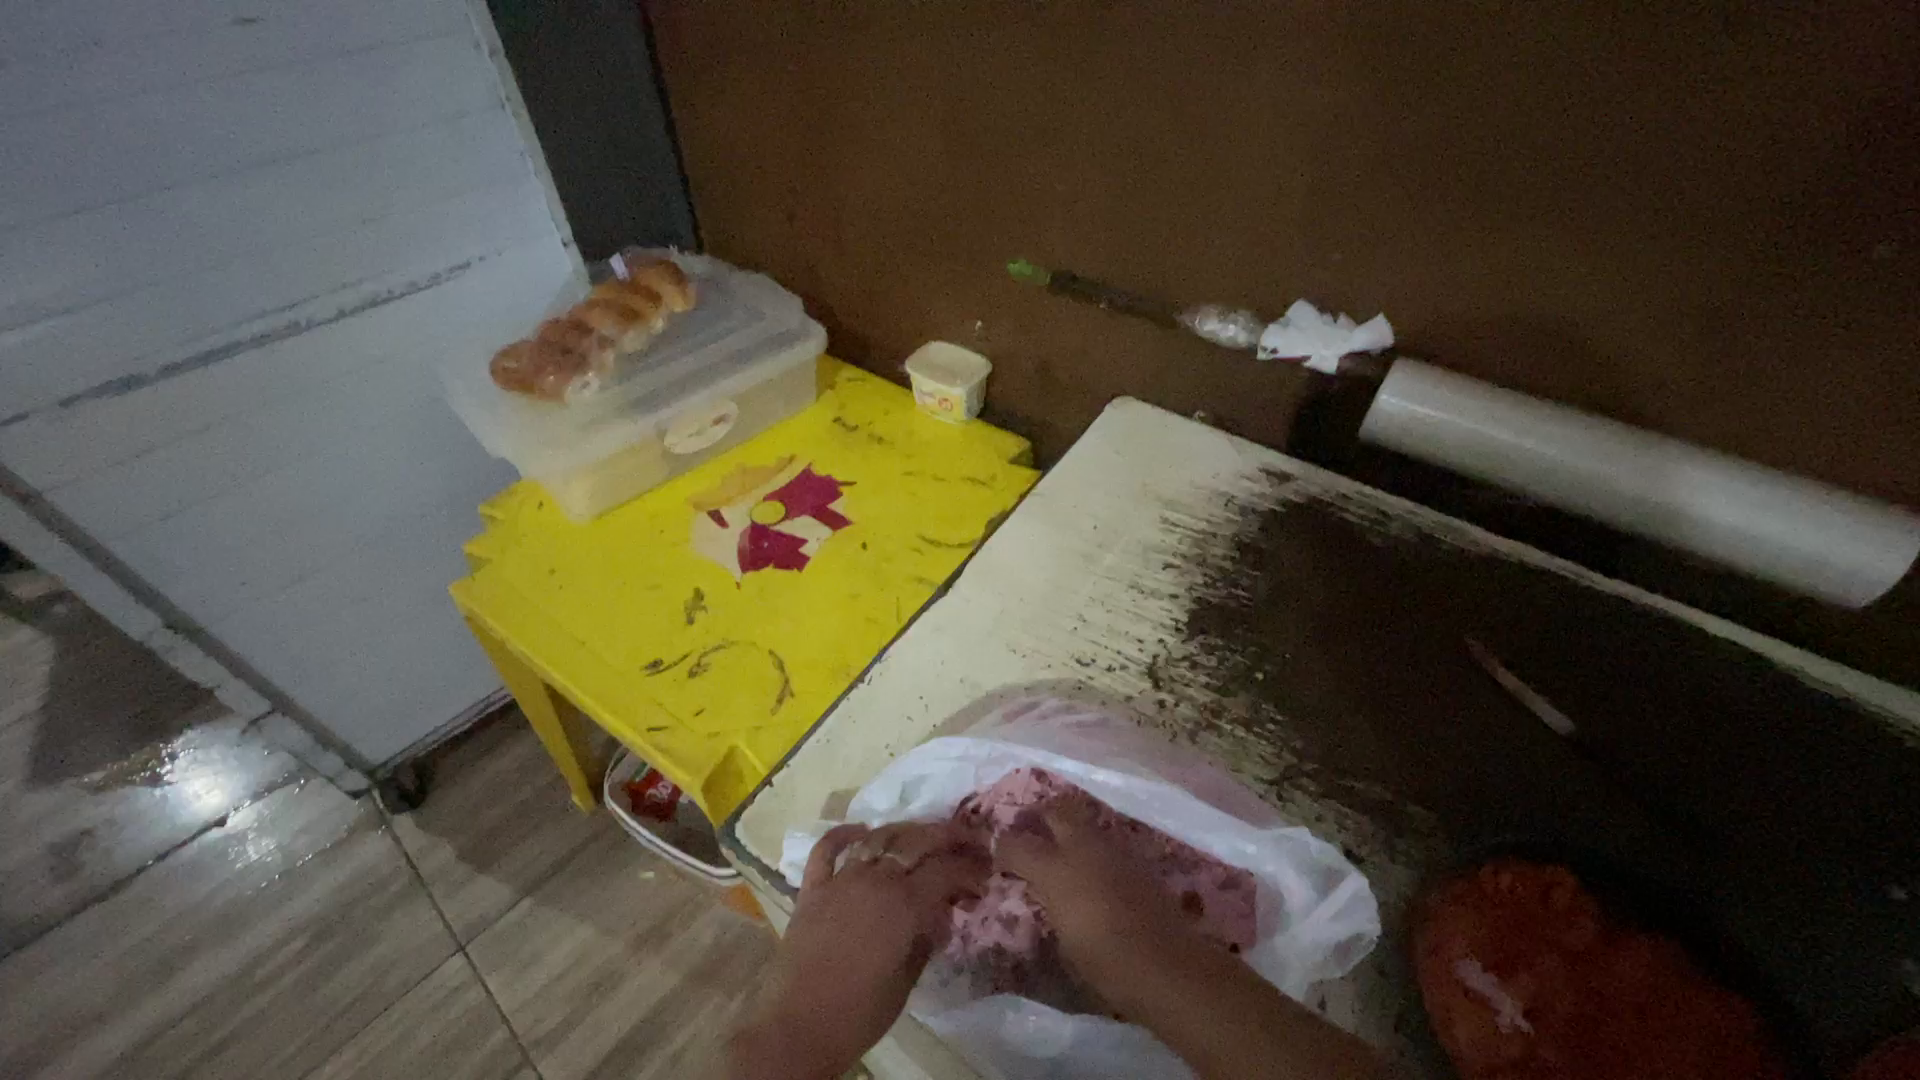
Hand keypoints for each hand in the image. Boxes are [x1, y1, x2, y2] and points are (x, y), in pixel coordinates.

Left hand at [726, 822, 989, 1079]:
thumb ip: (927, 940)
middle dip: (948, 835)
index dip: (970, 868)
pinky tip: (860, 830)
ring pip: (878, 837)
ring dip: (905, 831)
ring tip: (923, 837)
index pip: (947, 870)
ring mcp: (841, 880)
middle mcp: (876, 880)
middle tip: (967, 840)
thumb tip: (941, 915)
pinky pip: (827, 849)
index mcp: (904, 905)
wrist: (795, 1028)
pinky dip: (843, 834)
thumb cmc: (857, 1015)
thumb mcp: (906, 982)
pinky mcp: (812, 888)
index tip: (984, 875)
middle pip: (918, 841)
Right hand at [992, 794, 1204, 990]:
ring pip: (1084, 821)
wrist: (1166, 964)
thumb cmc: (1104, 960)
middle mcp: (1083, 848)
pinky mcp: (1138, 860)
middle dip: (1038, 815)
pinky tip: (1092, 868)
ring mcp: (1114, 850)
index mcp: (1056, 869)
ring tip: (1059, 848)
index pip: (1017, 844)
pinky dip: (1092, 846)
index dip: (1003, 845)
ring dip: (1068, 827)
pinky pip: (1105, 841)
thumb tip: (1038, 886)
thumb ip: (1048, 901)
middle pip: (1056, 810)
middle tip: (1028, 829)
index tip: (997, 852)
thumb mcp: (1062, 937)